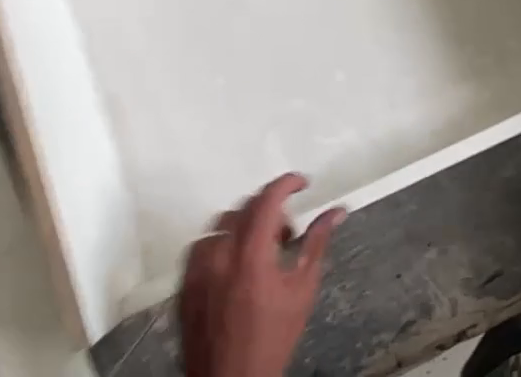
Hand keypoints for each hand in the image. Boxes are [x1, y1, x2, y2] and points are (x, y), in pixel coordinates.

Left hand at [179, 174, 345, 376]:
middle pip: (243, 208)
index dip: (287, 183)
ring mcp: (196, 270)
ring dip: (244, 224)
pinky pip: (200, 247)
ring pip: (219, 224)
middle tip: (287, 232)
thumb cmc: (273, 338)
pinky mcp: (183, 285)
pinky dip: (221, 242)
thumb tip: (337, 211)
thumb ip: (316, 242)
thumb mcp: (303, 289)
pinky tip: (236, 263)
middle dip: (270, 209)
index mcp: (251, 255)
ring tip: (261, 248)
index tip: (303, 183)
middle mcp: (219, 256)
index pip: (267, 199)